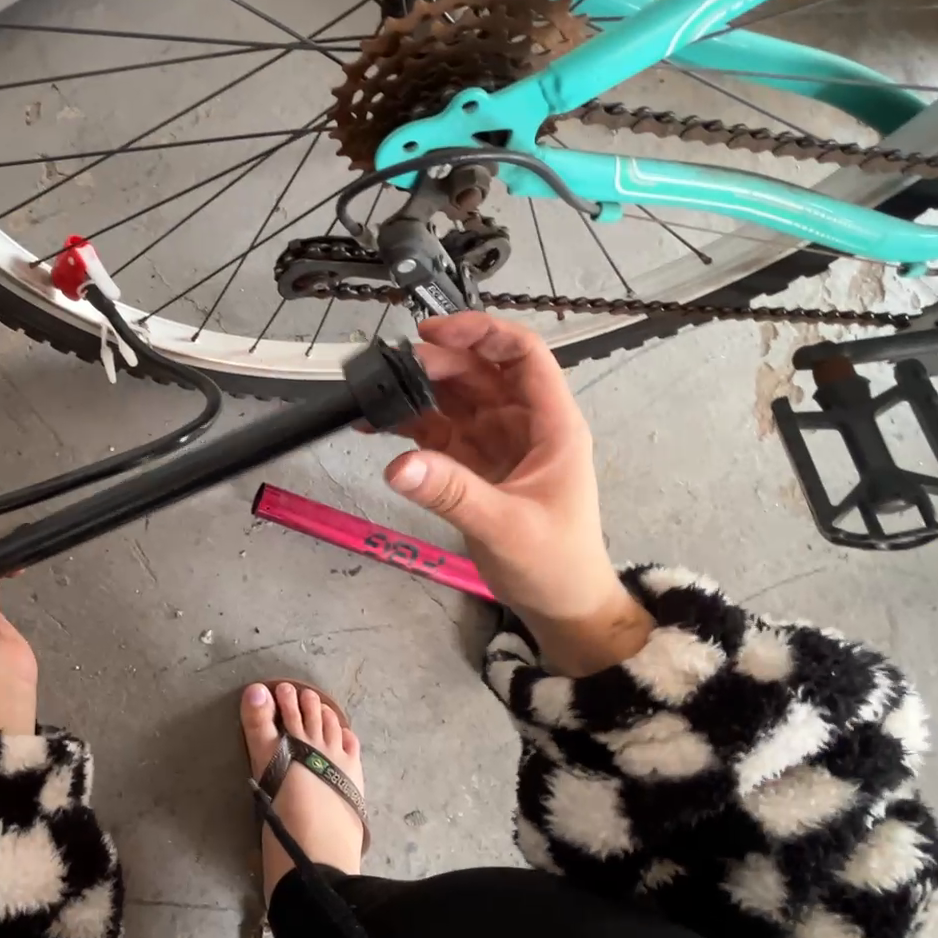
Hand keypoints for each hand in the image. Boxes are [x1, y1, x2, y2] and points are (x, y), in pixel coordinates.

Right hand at [385, 313, 651, 674]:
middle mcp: (522, 424)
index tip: (433, 333)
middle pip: (479, 373)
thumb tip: (397, 465)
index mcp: (550, 423)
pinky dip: (408, 426)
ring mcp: (494, 444)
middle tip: (391, 370)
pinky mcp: (471, 467)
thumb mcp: (505, 526)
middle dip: (437, 365)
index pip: (523, 355)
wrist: (560, 604)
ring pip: (454, 400)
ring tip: (376, 394)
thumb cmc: (553, 562)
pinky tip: (377, 425)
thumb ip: (452, 493)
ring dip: (418, 392)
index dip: (482, 333)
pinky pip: (437, 433)